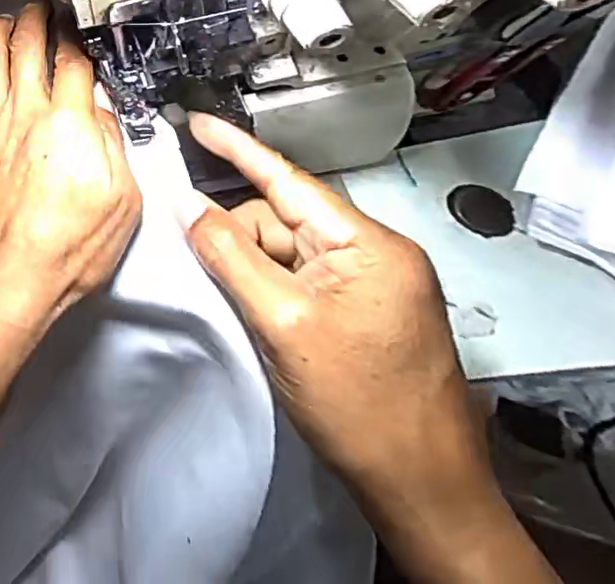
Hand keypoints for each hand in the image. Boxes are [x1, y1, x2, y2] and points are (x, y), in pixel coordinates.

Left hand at [0, 1, 143, 347]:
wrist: (6, 276)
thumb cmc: (70, 245)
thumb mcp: (123, 199)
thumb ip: (113, 144)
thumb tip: (98, 113)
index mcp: (68, 121)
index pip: (72, 58)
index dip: (77, 34)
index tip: (79, 23)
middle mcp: (24, 111)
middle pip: (26, 43)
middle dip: (36, 17)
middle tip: (43, 7)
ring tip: (9, 22)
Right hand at [184, 113, 554, 582]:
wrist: (423, 490)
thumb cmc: (365, 412)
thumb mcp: (281, 324)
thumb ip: (231, 257)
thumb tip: (191, 209)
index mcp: (368, 243)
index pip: (288, 179)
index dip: (237, 148)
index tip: (201, 123)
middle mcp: (377, 251)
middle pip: (283, 218)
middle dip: (243, 241)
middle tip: (218, 278)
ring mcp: (374, 280)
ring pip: (291, 250)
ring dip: (260, 272)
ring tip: (255, 318)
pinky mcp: (368, 306)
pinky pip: (307, 276)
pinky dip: (278, 289)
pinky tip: (268, 319)